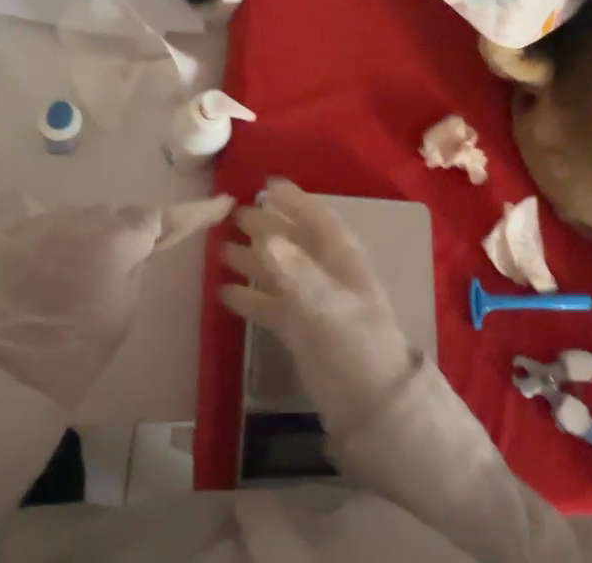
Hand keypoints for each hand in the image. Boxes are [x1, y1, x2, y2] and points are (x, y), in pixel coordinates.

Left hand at [0, 197, 230, 406]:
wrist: (4, 368)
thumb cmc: (76, 345)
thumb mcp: (124, 307)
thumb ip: (137, 263)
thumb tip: (137, 245)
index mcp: (119, 236)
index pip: (164, 216)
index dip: (194, 212)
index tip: (222, 203)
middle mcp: (84, 217)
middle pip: (119, 215)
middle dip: (128, 231)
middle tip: (131, 260)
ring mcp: (47, 222)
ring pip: (85, 219)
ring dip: (93, 235)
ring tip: (85, 270)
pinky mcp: (16, 234)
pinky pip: (52, 227)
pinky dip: (61, 242)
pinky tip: (53, 266)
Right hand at [221, 181, 417, 434]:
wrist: (371, 406)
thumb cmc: (356, 346)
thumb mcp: (329, 306)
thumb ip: (297, 272)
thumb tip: (264, 235)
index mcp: (343, 262)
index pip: (318, 221)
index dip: (295, 202)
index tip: (266, 185)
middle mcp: (327, 277)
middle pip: (294, 243)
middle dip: (267, 227)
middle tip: (234, 214)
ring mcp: (313, 305)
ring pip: (279, 274)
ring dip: (253, 260)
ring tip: (221, 249)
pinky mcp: (300, 332)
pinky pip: (271, 307)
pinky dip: (250, 299)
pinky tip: (224, 293)